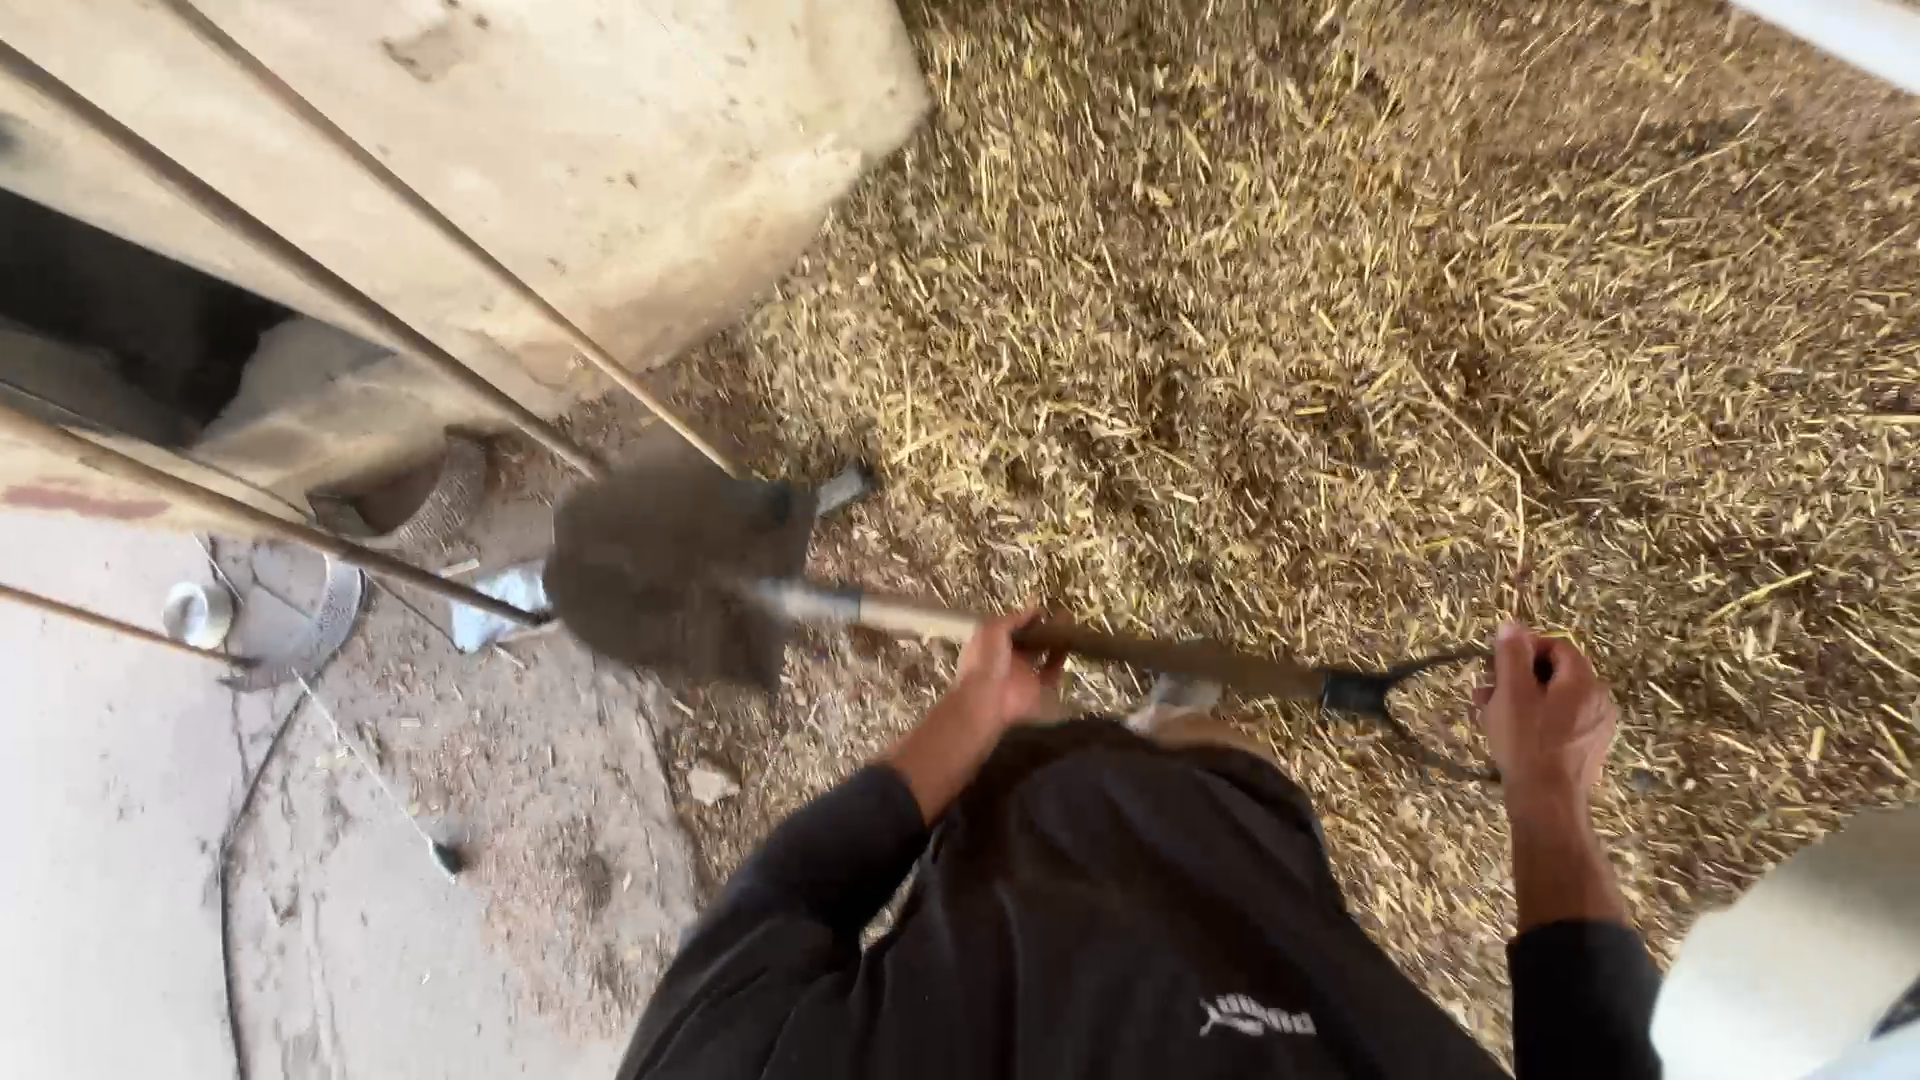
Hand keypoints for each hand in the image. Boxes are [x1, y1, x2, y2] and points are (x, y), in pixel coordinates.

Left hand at [934, 608, 1066, 731]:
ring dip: (1056, 643)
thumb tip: (1032, 610)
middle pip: (1030, 641)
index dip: (1027, 620)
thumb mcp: (992, 630)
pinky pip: (1051, 674)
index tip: (1043, 611)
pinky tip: (1069, 647)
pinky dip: (1060, 662)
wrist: (985, 698)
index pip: (1013, 628)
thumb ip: (1012, 619)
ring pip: (1043, 655)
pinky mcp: (1036, 689)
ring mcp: (1022, 674)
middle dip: (1045, 630)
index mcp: (993, 643)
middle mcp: (1008, 658)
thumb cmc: (984, 660)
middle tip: (1062, 617)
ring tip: (1070, 628)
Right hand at [1473, 620, 1617, 810]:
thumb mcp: (1511, 692)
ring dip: (1520, 697)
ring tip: (1489, 713)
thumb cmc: (1526, 740)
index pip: (1557, 646)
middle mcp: (1599, 700)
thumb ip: (1512, 655)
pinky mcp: (1589, 745)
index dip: (1525, 648)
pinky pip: (1560, 717)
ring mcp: (1597, 725)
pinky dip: (1534, 716)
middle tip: (1486, 691)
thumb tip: (1512, 624)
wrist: (1547, 797)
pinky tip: (1510, 732)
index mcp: (1584, 682)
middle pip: (1555, 672)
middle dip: (1516, 676)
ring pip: (1554, 696)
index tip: (1497, 665)